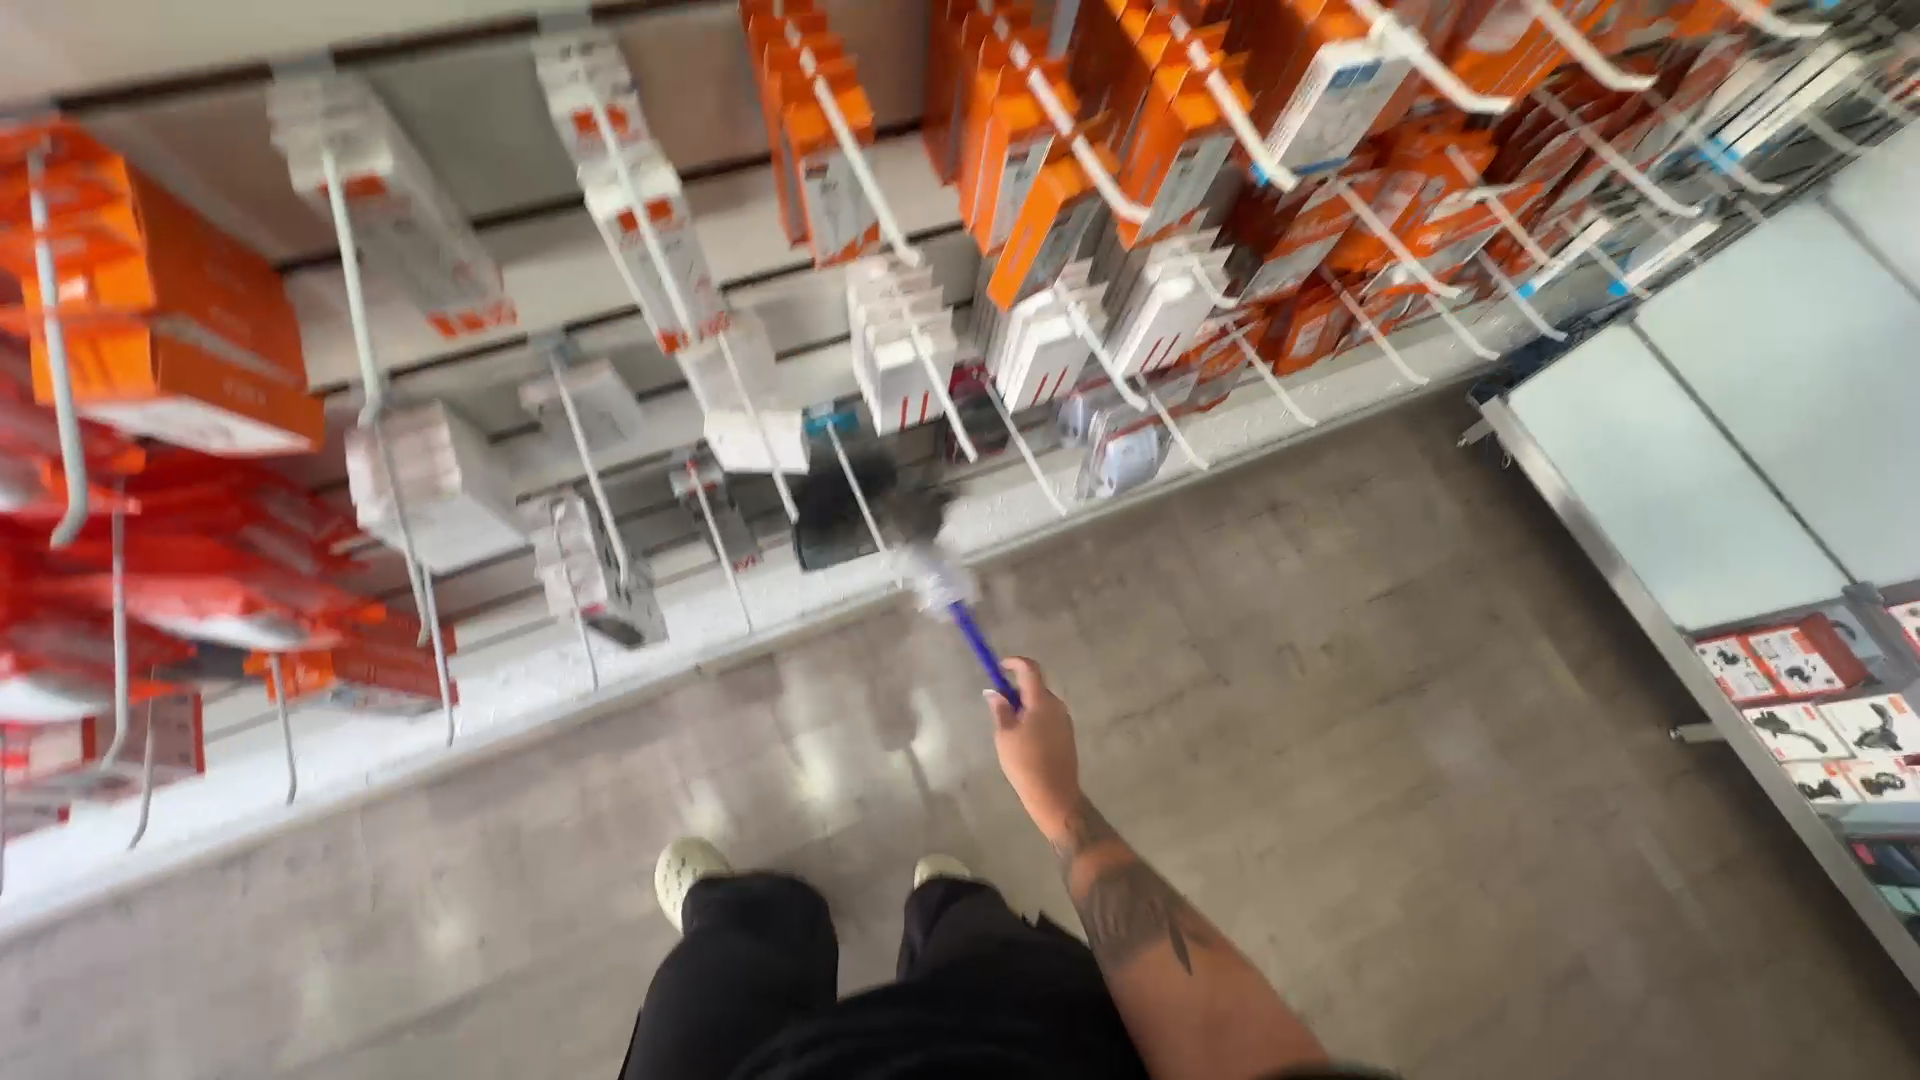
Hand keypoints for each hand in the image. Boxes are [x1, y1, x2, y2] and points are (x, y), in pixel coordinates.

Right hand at [984, 658, 1082, 839]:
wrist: (1054, 794)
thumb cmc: (1025, 762)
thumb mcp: (1005, 735)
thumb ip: (1000, 709)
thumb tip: (994, 692)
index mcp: (1041, 701)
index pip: (1030, 669)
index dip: (1015, 663)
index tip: (1000, 667)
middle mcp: (1057, 706)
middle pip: (1035, 687)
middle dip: (1016, 690)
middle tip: (999, 707)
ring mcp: (1064, 720)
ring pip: (1041, 703)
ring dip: (1025, 706)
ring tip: (1009, 729)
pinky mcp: (1066, 734)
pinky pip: (1048, 717)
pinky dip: (1034, 718)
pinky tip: (1024, 741)